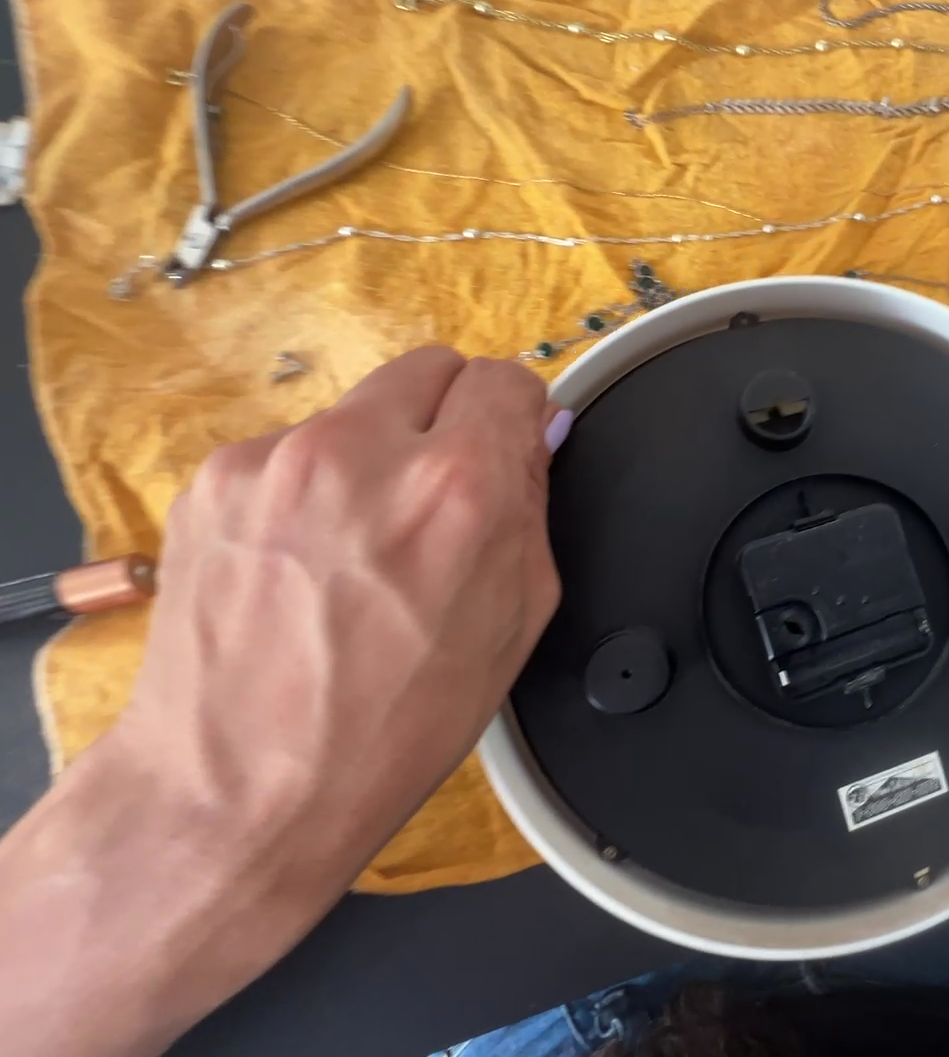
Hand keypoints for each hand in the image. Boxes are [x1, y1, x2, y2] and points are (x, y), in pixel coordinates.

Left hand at [110, 346, 563, 895]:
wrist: (246, 783)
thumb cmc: (407, 713)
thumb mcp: (521, 610)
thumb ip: (532, 505)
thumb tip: (534, 439)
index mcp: (460, 490)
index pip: (507, 380)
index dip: (524, 412)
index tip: (517, 443)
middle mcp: (364, 453)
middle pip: (434, 366)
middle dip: (459, 411)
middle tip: (454, 481)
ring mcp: (275, 460)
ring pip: (363, 408)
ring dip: (387, 448)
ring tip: (375, 533)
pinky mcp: (212, 480)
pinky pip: (297, 447)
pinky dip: (323, 478)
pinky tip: (318, 550)